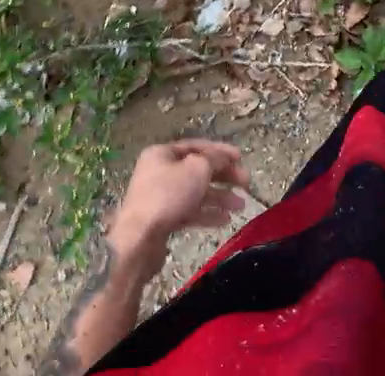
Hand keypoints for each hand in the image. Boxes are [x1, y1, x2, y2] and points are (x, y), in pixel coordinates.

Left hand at [109, 140, 250, 257]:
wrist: (138, 239)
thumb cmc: (169, 195)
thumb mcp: (198, 168)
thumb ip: (216, 159)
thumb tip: (224, 156)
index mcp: (162, 154)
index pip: (197, 146)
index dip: (221, 151)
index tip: (241, 158)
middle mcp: (159, 173)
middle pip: (198, 170)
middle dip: (224, 177)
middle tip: (246, 183)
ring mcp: (159, 198)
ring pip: (196, 193)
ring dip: (220, 198)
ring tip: (241, 206)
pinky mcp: (161, 220)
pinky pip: (189, 211)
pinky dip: (206, 213)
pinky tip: (225, 220)